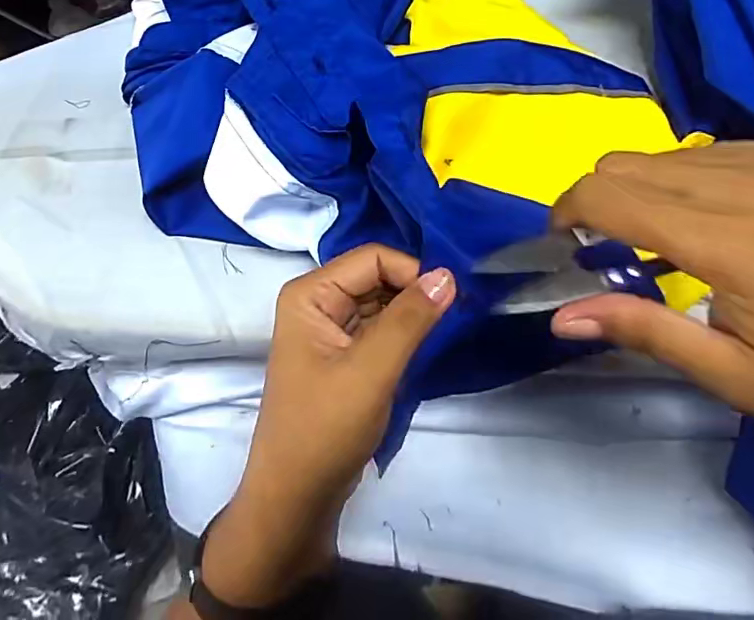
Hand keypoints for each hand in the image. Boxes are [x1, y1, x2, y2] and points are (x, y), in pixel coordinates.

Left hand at [200, 245, 454, 605]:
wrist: (295, 496)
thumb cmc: (326, 427)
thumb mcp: (372, 370)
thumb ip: (409, 320)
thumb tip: (447, 275)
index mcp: (309, 293)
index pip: (371, 258)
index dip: (412, 271)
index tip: (453, 298)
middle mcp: (315, 302)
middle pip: (375, 276)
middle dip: (414, 291)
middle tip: (458, 314)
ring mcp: (328, 329)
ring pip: (380, 303)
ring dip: (411, 313)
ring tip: (447, 330)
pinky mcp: (342, 355)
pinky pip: (378, 329)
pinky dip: (403, 334)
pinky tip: (427, 346)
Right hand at [547, 142, 753, 468]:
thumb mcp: (743, 381)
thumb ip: (644, 332)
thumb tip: (560, 316)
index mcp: (736, 244)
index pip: (608, 195)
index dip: (567, 211)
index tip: (567, 243)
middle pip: (627, 163)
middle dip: (600, 201)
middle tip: (619, 250)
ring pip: (670, 153)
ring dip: (649, 190)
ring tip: (680, 238)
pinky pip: (723, 150)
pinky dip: (699, 179)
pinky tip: (734, 220)